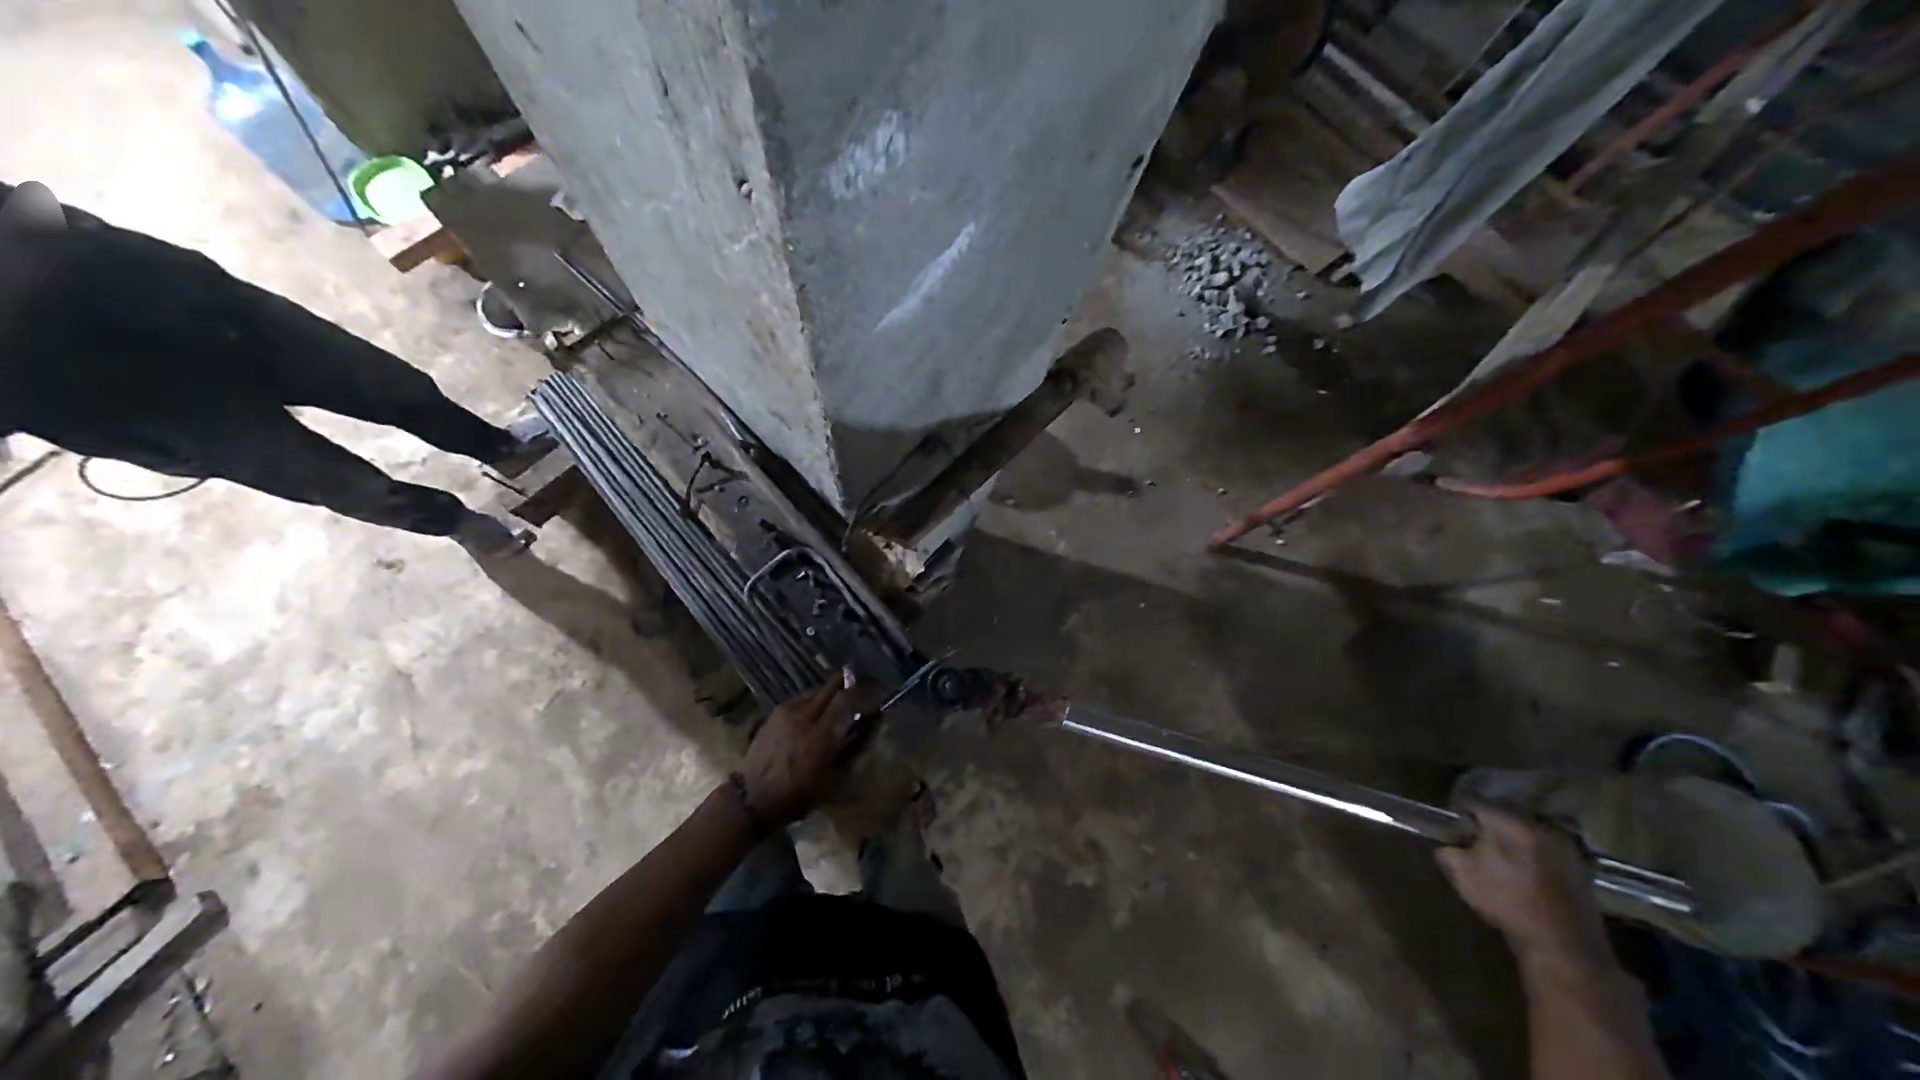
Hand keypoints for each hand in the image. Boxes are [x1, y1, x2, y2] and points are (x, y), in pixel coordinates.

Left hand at [736, 673, 879, 823]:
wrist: (752, 797)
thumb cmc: (796, 795)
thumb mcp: (832, 781)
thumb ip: (853, 750)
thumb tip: (871, 726)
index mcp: (819, 736)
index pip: (846, 698)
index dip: (865, 690)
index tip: (878, 691)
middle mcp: (803, 716)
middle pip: (832, 684)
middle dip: (850, 683)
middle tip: (862, 689)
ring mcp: (787, 711)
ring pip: (817, 688)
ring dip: (832, 691)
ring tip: (839, 702)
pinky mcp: (775, 712)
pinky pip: (802, 697)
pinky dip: (815, 699)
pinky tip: (817, 712)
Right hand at [1437, 804, 1609, 963]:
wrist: (1563, 944)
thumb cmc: (1507, 902)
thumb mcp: (1462, 874)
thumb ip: (1448, 851)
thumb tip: (1449, 846)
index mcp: (1510, 821)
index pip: (1474, 801)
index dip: (1459, 811)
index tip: (1452, 824)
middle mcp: (1541, 825)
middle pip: (1506, 811)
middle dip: (1489, 821)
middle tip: (1476, 837)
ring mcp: (1566, 845)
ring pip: (1531, 827)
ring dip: (1516, 835)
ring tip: (1504, 852)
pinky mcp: (1581, 866)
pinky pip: (1550, 846)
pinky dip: (1536, 850)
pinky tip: (1527, 868)